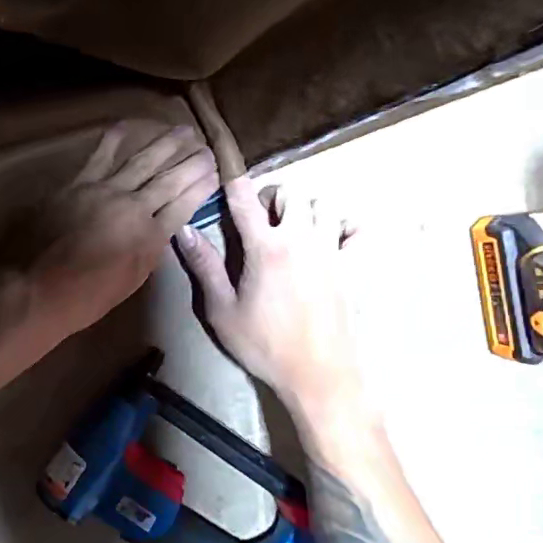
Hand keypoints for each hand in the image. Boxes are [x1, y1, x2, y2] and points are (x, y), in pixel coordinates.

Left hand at [19, 123, 219, 338]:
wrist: (40, 288)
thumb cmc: (87, 296)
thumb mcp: (132, 279)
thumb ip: (150, 249)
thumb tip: (160, 227)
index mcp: (150, 237)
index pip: (184, 205)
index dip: (201, 188)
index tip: (215, 173)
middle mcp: (134, 208)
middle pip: (169, 180)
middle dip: (191, 162)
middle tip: (207, 146)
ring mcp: (105, 192)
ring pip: (141, 161)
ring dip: (164, 144)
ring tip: (182, 130)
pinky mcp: (78, 184)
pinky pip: (100, 156)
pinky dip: (114, 139)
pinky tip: (127, 124)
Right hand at [175, 177, 363, 425]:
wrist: (318, 375)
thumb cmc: (264, 345)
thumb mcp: (221, 310)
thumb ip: (204, 266)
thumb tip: (183, 231)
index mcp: (265, 248)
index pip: (245, 200)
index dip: (233, 180)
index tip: (224, 167)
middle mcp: (301, 240)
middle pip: (292, 192)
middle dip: (274, 197)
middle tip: (262, 218)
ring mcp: (332, 252)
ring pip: (325, 205)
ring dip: (307, 209)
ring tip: (295, 229)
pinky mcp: (354, 268)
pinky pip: (359, 231)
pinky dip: (347, 227)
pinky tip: (333, 239)